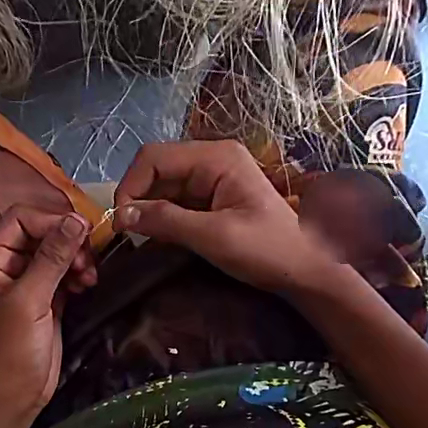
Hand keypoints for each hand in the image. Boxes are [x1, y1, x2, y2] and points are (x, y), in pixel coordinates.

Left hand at [0, 206, 94, 422]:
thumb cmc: (10, 351)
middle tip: (87, 261)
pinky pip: (64, 275)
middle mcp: (6, 268)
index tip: (80, 233)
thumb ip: (52, 258)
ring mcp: (27, 285)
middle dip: (67, 241)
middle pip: (41, 233)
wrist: (13, 400)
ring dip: (76, 259)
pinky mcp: (45, 301)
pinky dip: (77, 275)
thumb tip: (77, 220)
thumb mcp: (29, 301)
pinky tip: (88, 285)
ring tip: (89, 277)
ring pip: (56, 253)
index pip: (20, 220)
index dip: (50, 220)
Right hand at [113, 140, 338, 293]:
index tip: (121, 222)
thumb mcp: (214, 237)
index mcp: (216, 158)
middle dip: (137, 197)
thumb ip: (167, 221)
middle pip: (156, 169)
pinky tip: (157, 235)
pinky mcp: (211, 198)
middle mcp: (211, 160)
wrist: (305, 270)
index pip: (155, 158)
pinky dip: (161, 216)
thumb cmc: (266, 250)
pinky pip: (175, 200)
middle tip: (127, 233)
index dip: (131, 186)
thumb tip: (122, 215)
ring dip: (147, 208)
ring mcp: (212, 178)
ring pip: (162, 186)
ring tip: (140, 237)